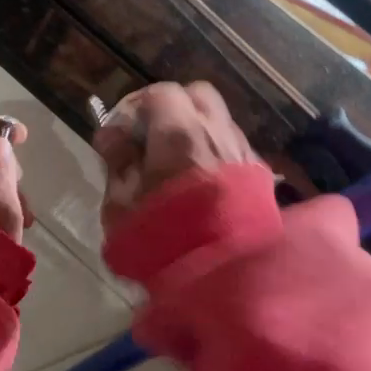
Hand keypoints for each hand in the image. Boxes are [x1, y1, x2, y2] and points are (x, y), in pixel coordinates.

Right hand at [93, 82, 256, 228]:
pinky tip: (196, 180)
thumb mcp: (120, 204)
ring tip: (170, 162)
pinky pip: (231, 146)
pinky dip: (211, 150)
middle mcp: (217, 132)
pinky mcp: (258, 176)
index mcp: (179, 134)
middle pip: (196, 96)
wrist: (223, 276)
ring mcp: (242, 152)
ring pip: (217, 120)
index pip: (160, 94)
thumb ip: (118, 162)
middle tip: (146, 138)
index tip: (118, 133)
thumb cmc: (160, 238)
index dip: (134, 107)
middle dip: (170, 109)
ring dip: (192, 130)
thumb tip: (113, 134)